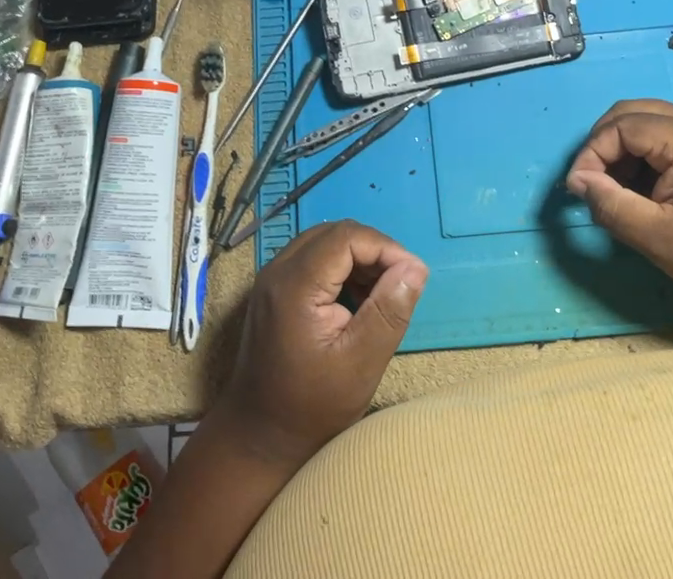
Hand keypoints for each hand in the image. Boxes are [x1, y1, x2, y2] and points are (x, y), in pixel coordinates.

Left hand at [214, 220, 426, 468]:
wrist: (258, 438)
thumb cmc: (311, 407)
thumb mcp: (361, 363)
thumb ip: (389, 311)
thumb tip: (415, 266)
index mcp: (295, 285)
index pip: (347, 236)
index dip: (385, 248)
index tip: (411, 277)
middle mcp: (277, 271)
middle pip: (334, 234)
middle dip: (374, 252)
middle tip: (398, 287)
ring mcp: (271, 280)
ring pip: (324, 244)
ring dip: (359, 261)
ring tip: (379, 299)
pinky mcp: (274, 292)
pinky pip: (313, 261)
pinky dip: (341, 271)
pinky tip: (356, 305)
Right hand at [565, 100, 672, 308]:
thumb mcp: (656, 236)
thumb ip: (611, 205)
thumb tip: (578, 182)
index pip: (620, 126)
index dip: (591, 153)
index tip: (578, 190)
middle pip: (630, 113)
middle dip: (602, 144)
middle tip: (591, 183)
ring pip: (645, 123)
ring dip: (620, 150)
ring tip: (612, 190)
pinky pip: (661, 139)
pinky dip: (639, 157)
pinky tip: (637, 192)